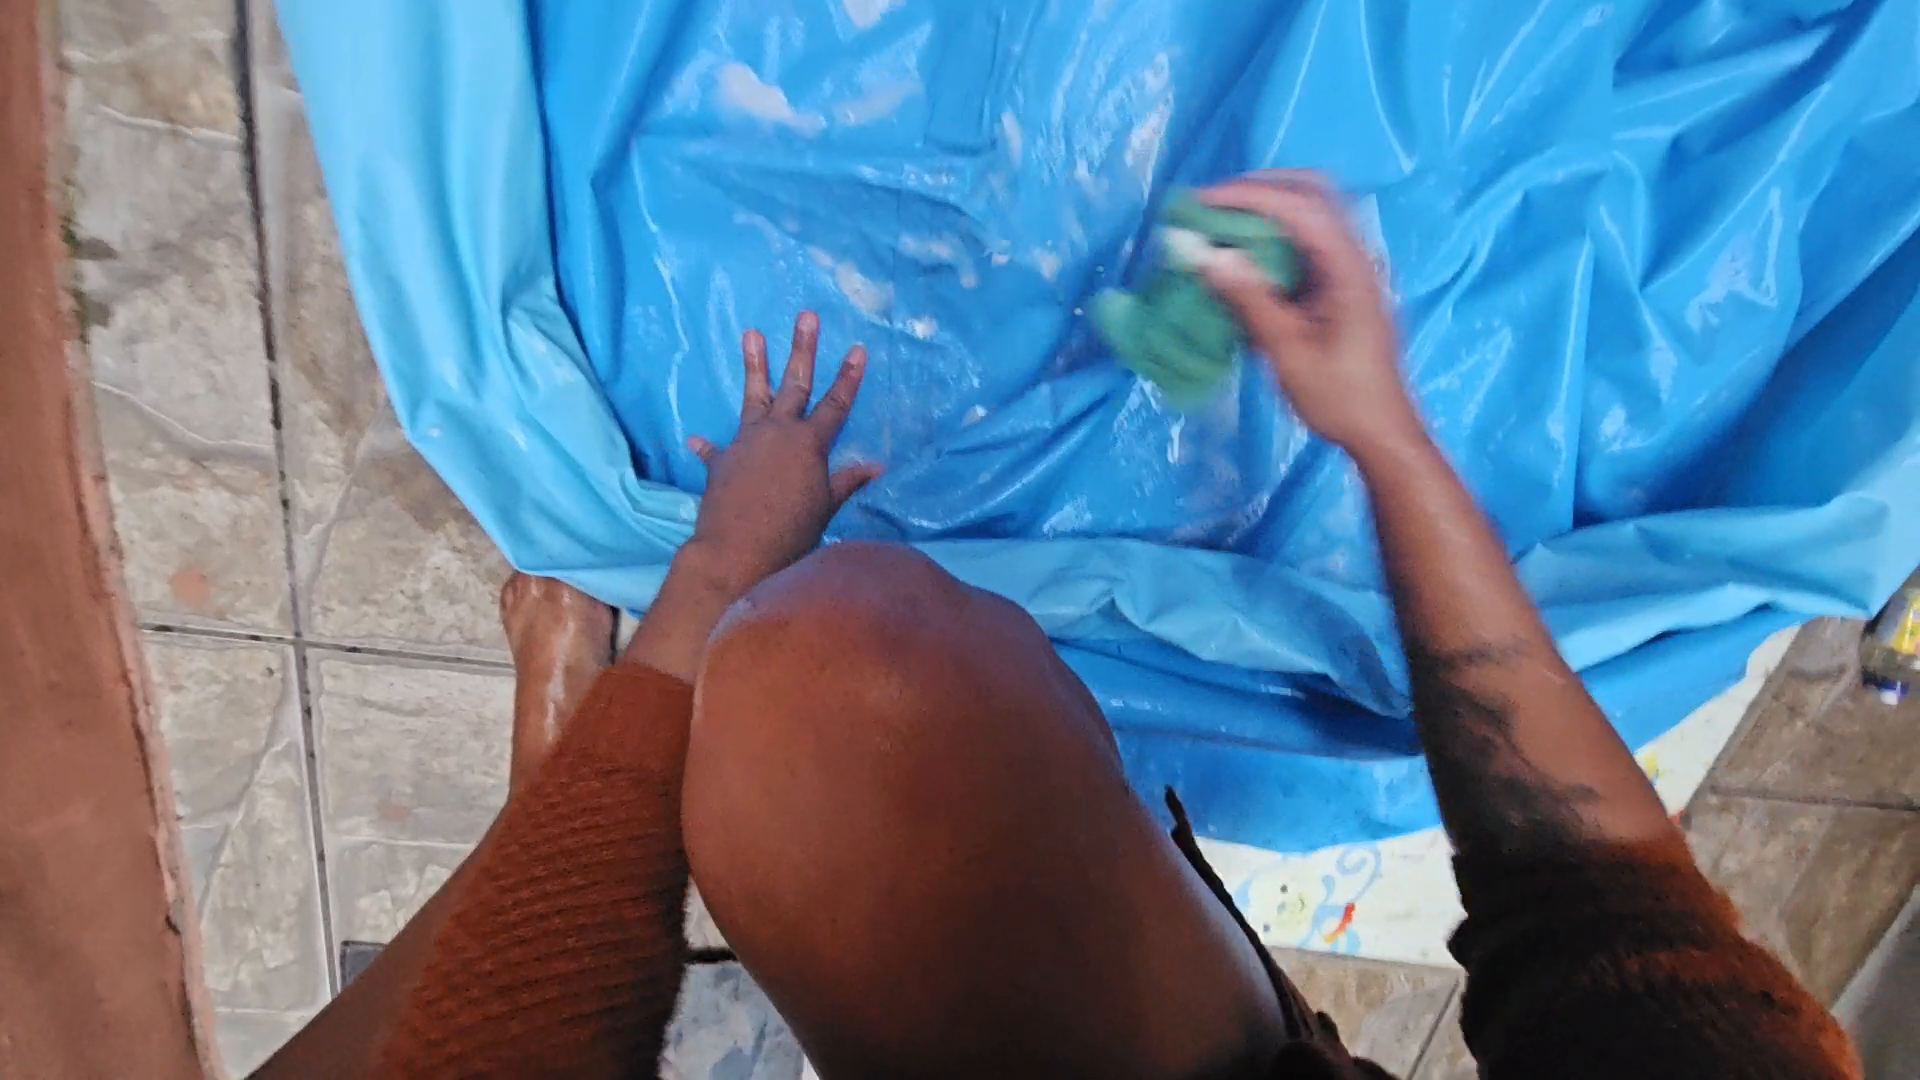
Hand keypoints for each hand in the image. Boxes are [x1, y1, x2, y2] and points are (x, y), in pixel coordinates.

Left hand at [680, 311, 881, 598]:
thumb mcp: (826, 506)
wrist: (738, 551)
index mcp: (808, 443)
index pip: (836, 404)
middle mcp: (778, 432)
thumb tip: (877, 466)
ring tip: (751, 333)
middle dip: (803, 349)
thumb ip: (847, 481)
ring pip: (754, 398)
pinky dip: (711, 446)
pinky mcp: (722, 461)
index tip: (858, 349)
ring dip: (754, 365)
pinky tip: (698, 439)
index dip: (849, 377)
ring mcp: (746, 442)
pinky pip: (716, 449)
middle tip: (806, 316)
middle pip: (795, 384)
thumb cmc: (792, 531)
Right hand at [1197, 171, 1422, 455]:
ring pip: (1309, 216)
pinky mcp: (1339, 287)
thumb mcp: (1288, 352)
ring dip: (1264, 212)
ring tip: (1218, 226)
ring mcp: (1350, 269)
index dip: (1247, 197)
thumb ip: (1251, 301)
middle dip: (1259, 190)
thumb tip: (1211, 258)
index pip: (1299, 208)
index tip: (1201, 204)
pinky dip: (1271, 239)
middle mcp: (1354, 256)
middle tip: (1211, 206)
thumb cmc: (1338, 396)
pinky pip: (1304, 245)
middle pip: (1312, 194)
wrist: (1378, 429)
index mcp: (1349, 267)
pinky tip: (1242, 259)